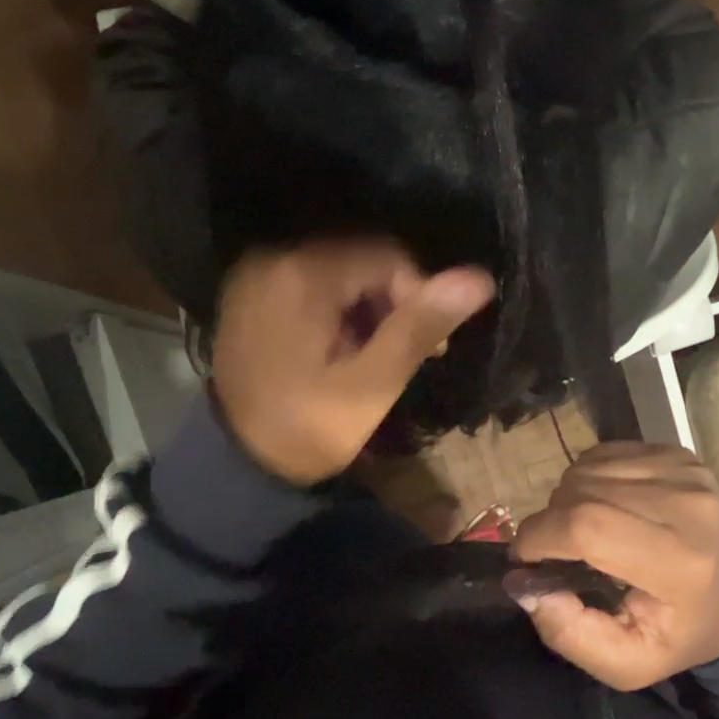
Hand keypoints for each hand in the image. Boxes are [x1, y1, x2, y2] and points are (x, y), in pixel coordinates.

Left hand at [212, 240, 494, 484]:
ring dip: (368, 307)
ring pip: (337, 270)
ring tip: (377, 356)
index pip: (386, 255)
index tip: (430, 347)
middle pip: (360, 258)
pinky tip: (343, 348)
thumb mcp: (372, 386)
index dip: (419, 294)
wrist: (239, 463)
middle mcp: (273, 258)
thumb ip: (419, 327)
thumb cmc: (309, 429)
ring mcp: (254, 274)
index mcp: (303, 275)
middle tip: (409, 354)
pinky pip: (309, 283)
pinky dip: (336, 309)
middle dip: (393, 301)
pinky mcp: (248, 293)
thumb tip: (478, 279)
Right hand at [509, 443, 718, 690]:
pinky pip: (603, 454)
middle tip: (556, 554)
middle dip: (549, 522)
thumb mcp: (624, 664)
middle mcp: (687, 506)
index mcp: (679, 564)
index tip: (525, 560)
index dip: (541, 537)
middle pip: (581, 492)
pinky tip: (604, 508)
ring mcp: (686, 474)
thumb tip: (522, 583)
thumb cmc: (675, 636)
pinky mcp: (680, 455)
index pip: (588, 527)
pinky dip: (588, 480)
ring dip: (567, 500)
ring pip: (586, 469)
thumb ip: (568, 633)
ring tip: (584, 533)